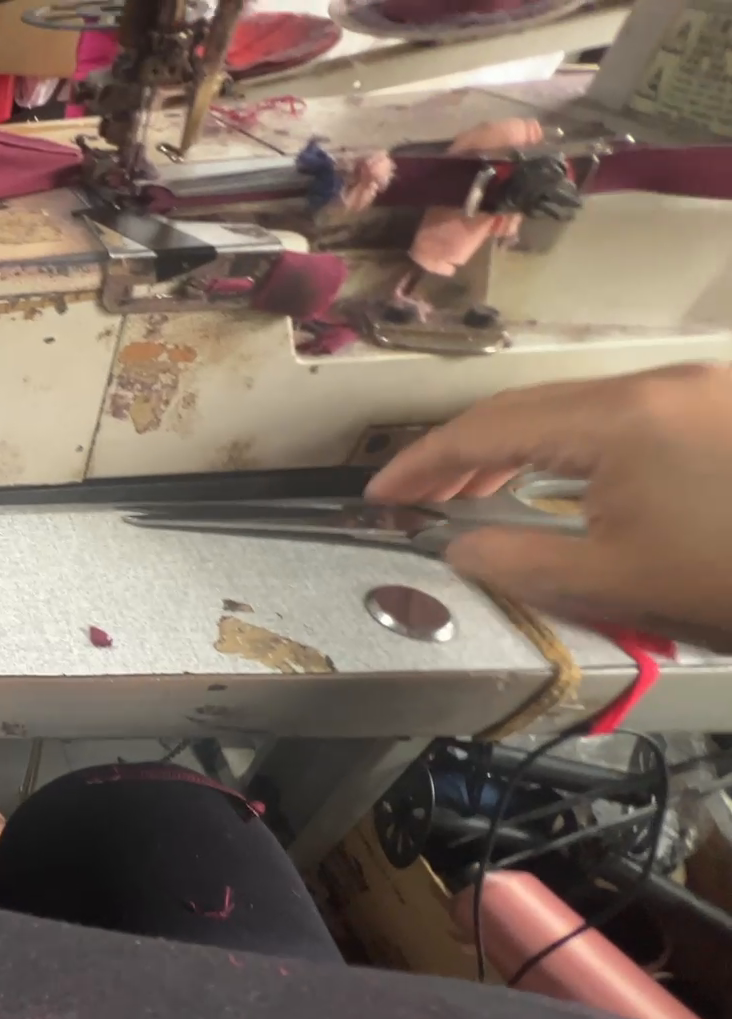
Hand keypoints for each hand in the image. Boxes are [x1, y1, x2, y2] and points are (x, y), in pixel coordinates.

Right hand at [366, 364, 731, 648]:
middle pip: (522, 407)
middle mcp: (657, 386)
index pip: (480, 430)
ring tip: (473, 488)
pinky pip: (619, 416)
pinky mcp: (730, 411)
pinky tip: (555, 477)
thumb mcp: (615, 579)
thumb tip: (452, 545)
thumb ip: (509, 560)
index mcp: (619, 418)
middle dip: (455, 451)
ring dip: (508, 447)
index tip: (374, 494)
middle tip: (414, 492)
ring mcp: (703, 391)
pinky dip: (562, 445)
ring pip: (570, 408)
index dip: (415, 464)